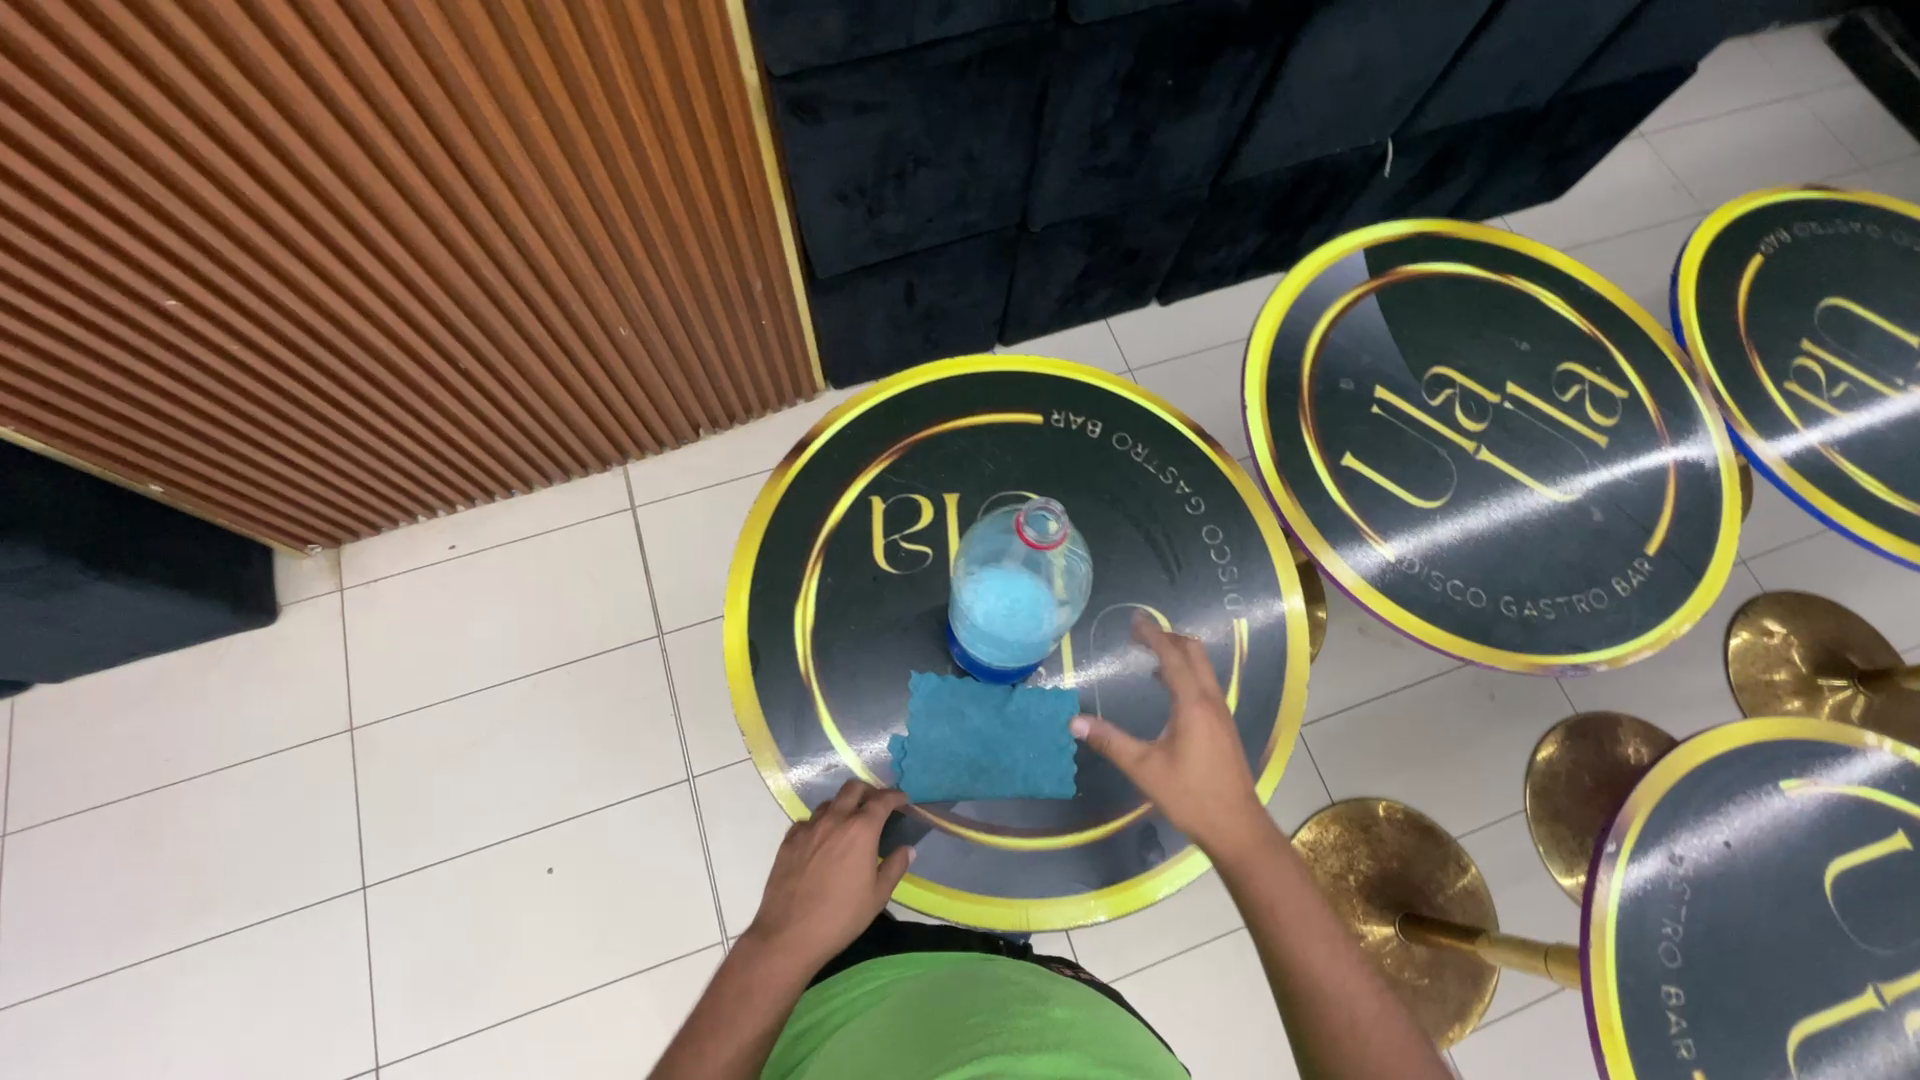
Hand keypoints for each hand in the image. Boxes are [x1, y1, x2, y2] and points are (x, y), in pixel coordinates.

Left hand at [741, 780, 914, 974]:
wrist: (789, 934)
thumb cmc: (841, 917)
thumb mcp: (878, 896)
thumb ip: (894, 867)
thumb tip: (907, 849)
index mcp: (861, 830)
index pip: (882, 800)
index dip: (895, 796)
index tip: (903, 800)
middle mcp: (834, 820)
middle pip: (853, 789)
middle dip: (868, 791)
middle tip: (876, 804)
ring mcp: (808, 828)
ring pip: (829, 803)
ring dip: (843, 806)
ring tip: (849, 823)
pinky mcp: (788, 841)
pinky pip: (807, 821)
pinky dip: (819, 823)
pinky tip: (821, 840)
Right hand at [1070, 614, 1272, 856]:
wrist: (1236, 826)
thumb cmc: (1190, 796)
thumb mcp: (1145, 769)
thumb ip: (1111, 741)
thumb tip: (1075, 721)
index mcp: (1192, 704)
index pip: (1172, 657)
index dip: (1153, 635)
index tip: (1135, 619)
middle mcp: (1211, 701)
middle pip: (1194, 653)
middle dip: (1168, 637)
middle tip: (1139, 635)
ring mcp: (1221, 713)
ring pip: (1203, 668)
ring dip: (1179, 654)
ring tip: (1150, 655)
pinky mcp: (1223, 725)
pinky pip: (1205, 684)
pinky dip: (1186, 672)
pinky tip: (1167, 689)